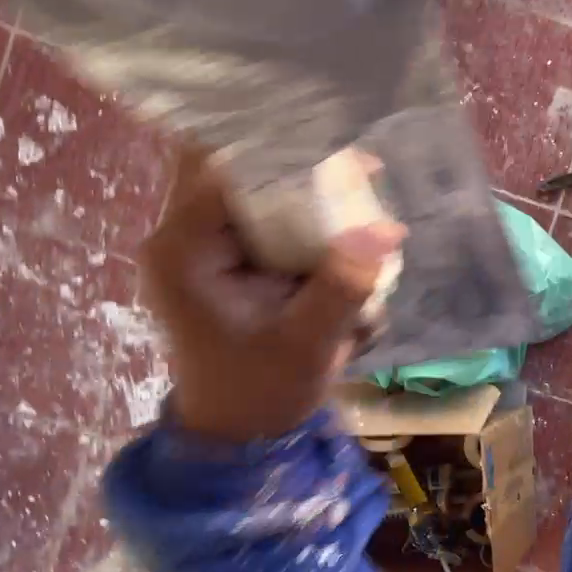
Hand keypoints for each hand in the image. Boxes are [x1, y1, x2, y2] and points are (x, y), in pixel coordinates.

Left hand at [140, 146, 404, 442]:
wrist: (241, 430)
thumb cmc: (264, 389)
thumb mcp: (308, 343)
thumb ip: (343, 286)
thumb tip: (388, 229)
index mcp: (184, 251)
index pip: (218, 169)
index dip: (275, 147)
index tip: (338, 142)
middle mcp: (186, 237)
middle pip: (228, 164)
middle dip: (292, 157)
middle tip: (357, 160)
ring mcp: (208, 246)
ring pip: (248, 182)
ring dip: (301, 180)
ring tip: (360, 180)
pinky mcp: (232, 258)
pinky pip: (266, 212)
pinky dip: (306, 209)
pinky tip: (346, 219)